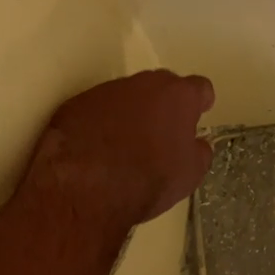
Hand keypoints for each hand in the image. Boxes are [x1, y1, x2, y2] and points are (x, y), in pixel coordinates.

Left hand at [23, 70, 215, 229]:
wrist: (83, 191)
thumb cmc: (148, 180)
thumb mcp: (190, 174)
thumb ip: (199, 151)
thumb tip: (195, 145)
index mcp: (180, 95)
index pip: (199, 87)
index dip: (200, 102)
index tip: (198, 114)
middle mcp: (145, 84)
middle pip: (161, 86)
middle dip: (163, 104)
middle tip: (160, 132)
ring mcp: (106, 92)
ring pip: (126, 96)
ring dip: (128, 113)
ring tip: (122, 145)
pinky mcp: (74, 105)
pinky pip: (94, 110)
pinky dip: (98, 124)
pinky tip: (93, 151)